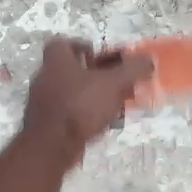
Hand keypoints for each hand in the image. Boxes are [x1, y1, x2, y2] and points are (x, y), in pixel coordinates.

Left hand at [18, 38, 154, 166]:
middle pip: (73, 69)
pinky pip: (70, 112)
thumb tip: (148, 59)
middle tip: (118, 80)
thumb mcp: (114, 83)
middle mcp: (45, 78)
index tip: (102, 56)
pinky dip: (87, 114)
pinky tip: (104, 123)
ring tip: (117, 103)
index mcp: (56, 61)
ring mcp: (43, 102)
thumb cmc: (81, 105)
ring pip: (74, 92)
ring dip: (95, 95)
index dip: (83, 46)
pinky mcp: (46, 124)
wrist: (51, 147)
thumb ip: (133, 69)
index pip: (63, 43)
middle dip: (98, 74)